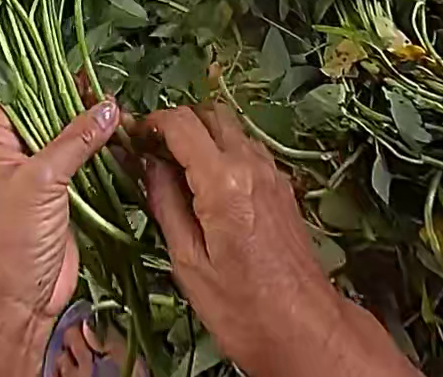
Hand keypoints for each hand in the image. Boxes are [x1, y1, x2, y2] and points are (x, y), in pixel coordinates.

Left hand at [0, 101, 120, 376]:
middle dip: (78, 110)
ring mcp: (32, 181)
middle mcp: (7, 159)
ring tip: (120, 117)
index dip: (51, 86)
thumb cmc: (10, 243)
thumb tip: (109, 106)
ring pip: (65, 144)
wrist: (15, 311)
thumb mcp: (40, 181)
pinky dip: (98, 158)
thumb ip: (76, 139)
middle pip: (46, 120)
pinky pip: (78, 168)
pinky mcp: (55, 200)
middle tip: (109, 98)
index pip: (20, 101)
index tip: (85, 76)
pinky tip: (120, 145)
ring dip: (92, 134)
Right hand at [140, 103, 420, 376]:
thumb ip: (165, 203)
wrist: (306, 331)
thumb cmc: (242, 308)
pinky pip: (246, 146)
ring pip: (230, 126)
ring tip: (180, 166)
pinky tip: (210, 181)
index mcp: (223, 181)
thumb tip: (148, 164)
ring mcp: (270, 169)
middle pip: (208, 113)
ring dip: (203, 134)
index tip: (136, 137)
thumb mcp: (189, 262)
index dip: (153, 122)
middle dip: (179, 123)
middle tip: (156, 149)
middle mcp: (249, 163)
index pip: (182, 123)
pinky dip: (223, 148)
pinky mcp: (281, 181)